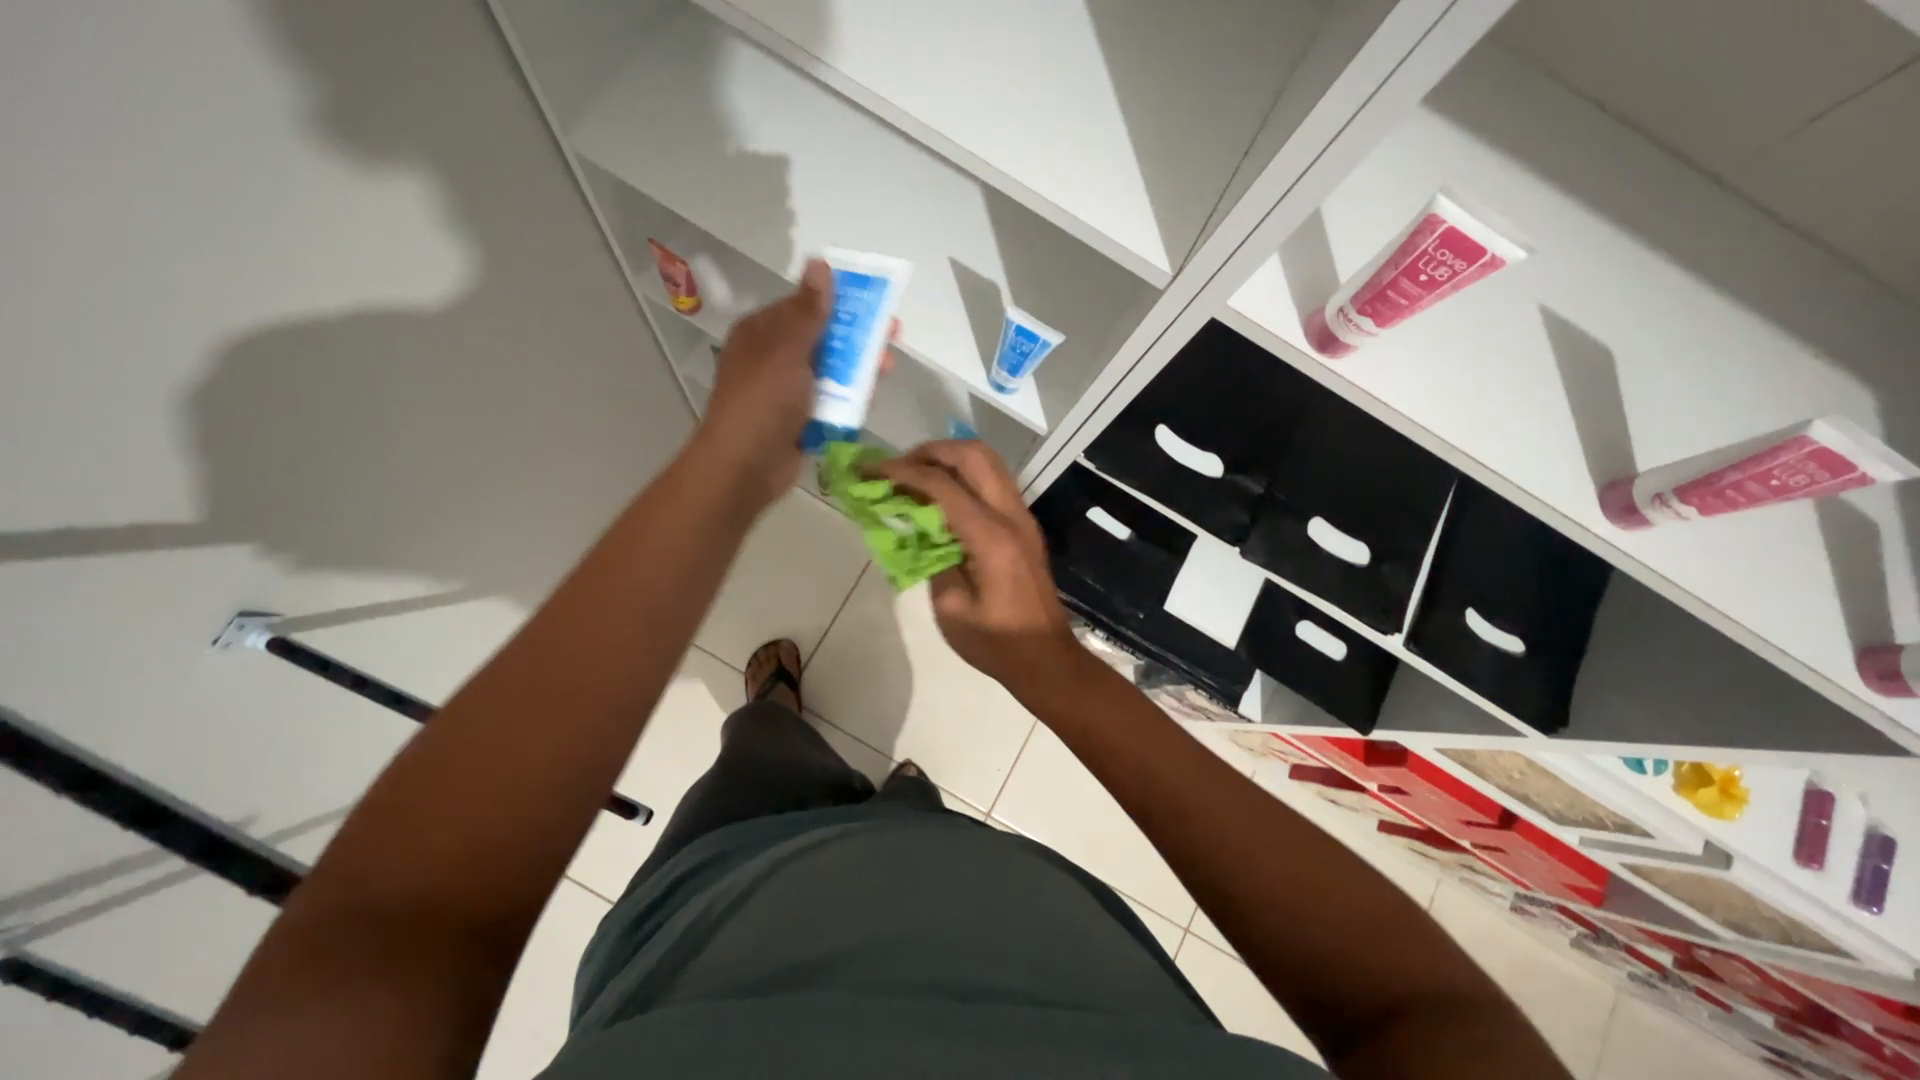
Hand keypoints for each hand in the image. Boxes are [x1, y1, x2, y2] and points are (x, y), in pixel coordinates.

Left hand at [695, 260, 897, 507]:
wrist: (745, 466)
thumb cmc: (763, 402)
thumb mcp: (787, 349)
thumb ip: (808, 310)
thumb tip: (819, 263)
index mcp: (762, 333)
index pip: (805, 305)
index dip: (841, 302)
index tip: (875, 304)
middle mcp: (772, 357)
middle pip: (822, 337)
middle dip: (857, 337)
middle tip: (892, 337)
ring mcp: (785, 390)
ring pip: (829, 370)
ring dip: (858, 368)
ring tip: (886, 370)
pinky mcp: (798, 419)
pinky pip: (829, 401)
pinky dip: (848, 398)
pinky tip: (869, 398)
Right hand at [870, 440, 1083, 698]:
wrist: (1046, 660)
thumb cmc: (995, 643)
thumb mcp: (951, 608)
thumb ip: (933, 559)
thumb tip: (921, 530)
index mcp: (991, 537)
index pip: (942, 485)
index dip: (902, 472)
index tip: (870, 471)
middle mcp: (1012, 516)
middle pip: (973, 455)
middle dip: (930, 452)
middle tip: (897, 468)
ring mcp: (1023, 518)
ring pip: (989, 463)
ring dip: (950, 459)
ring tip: (915, 476)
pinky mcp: (1024, 527)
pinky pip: (994, 483)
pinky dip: (964, 477)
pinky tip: (939, 498)